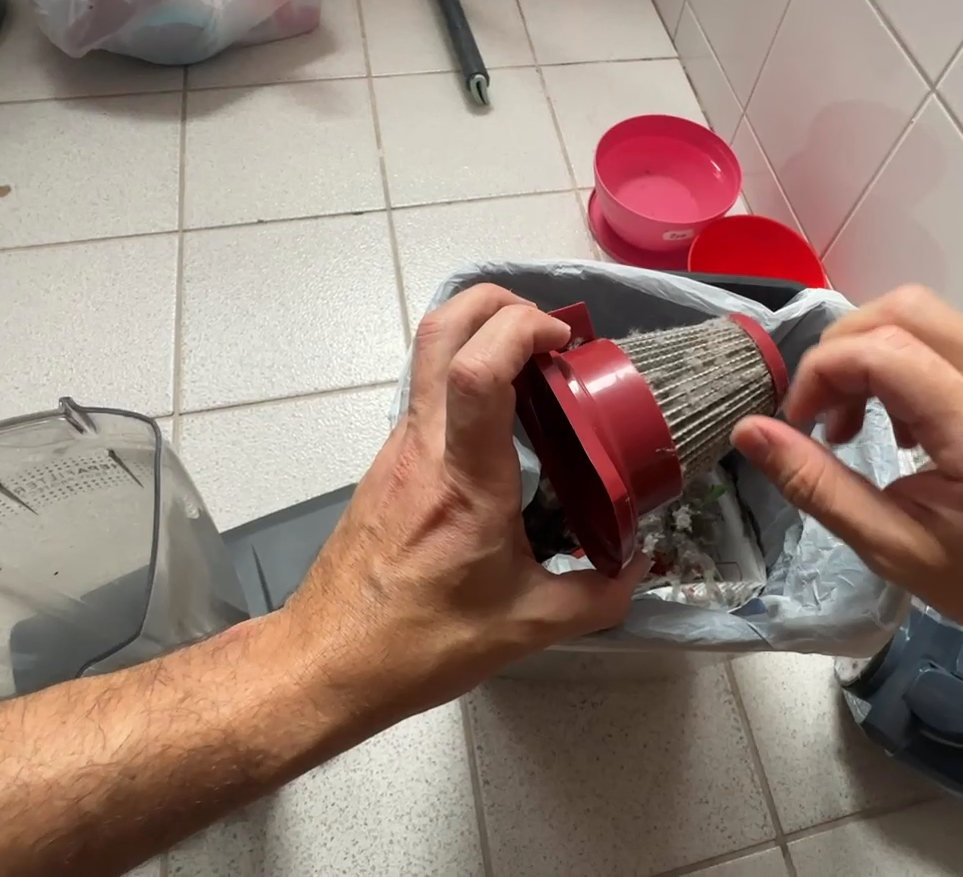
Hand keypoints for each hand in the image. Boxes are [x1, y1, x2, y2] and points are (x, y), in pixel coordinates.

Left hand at [281, 284, 647, 718]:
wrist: (325, 661)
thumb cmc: (420, 642)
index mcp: (464, 477)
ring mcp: (400, 446)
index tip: (565, 341)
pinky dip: (470, 375)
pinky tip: (507, 422)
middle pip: (441, 328)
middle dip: (497, 301)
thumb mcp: (525, 626)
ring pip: (431, 354)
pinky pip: (431, 392)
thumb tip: (637, 567)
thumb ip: (596, 595)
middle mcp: (425, 444)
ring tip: (540, 370)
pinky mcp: (391, 460)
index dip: (522, 330)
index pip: (477, 370)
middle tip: (549, 331)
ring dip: (484, 335)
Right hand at [729, 286, 962, 661]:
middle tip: (820, 408)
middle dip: (842, 346)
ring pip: (929, 317)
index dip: (821, 372)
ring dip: (870, 354)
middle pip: (908, 309)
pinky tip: (899, 423)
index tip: (798, 421)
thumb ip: (815, 484)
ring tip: (854, 422)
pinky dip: (903, 365)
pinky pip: (951, 343)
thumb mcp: (892, 549)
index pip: (883, 351)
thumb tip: (749, 431)